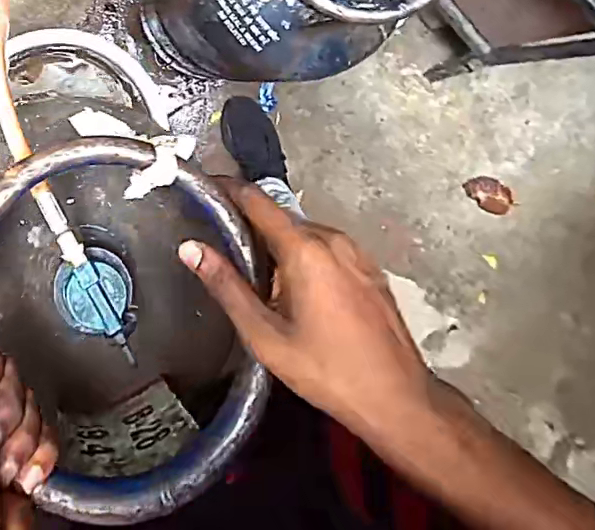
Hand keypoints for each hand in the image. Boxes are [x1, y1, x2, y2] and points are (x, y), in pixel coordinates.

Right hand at [177, 179, 437, 438]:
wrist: (404, 406)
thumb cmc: (329, 371)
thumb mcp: (264, 334)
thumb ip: (225, 285)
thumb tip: (190, 248)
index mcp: (304, 249)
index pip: (256, 199)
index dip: (226, 187)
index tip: (202, 188)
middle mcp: (332, 241)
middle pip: (277, 215)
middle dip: (247, 222)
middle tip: (220, 241)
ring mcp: (356, 254)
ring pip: (301, 231)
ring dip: (275, 240)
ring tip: (254, 268)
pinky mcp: (370, 270)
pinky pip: (324, 246)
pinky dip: (301, 253)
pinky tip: (294, 285)